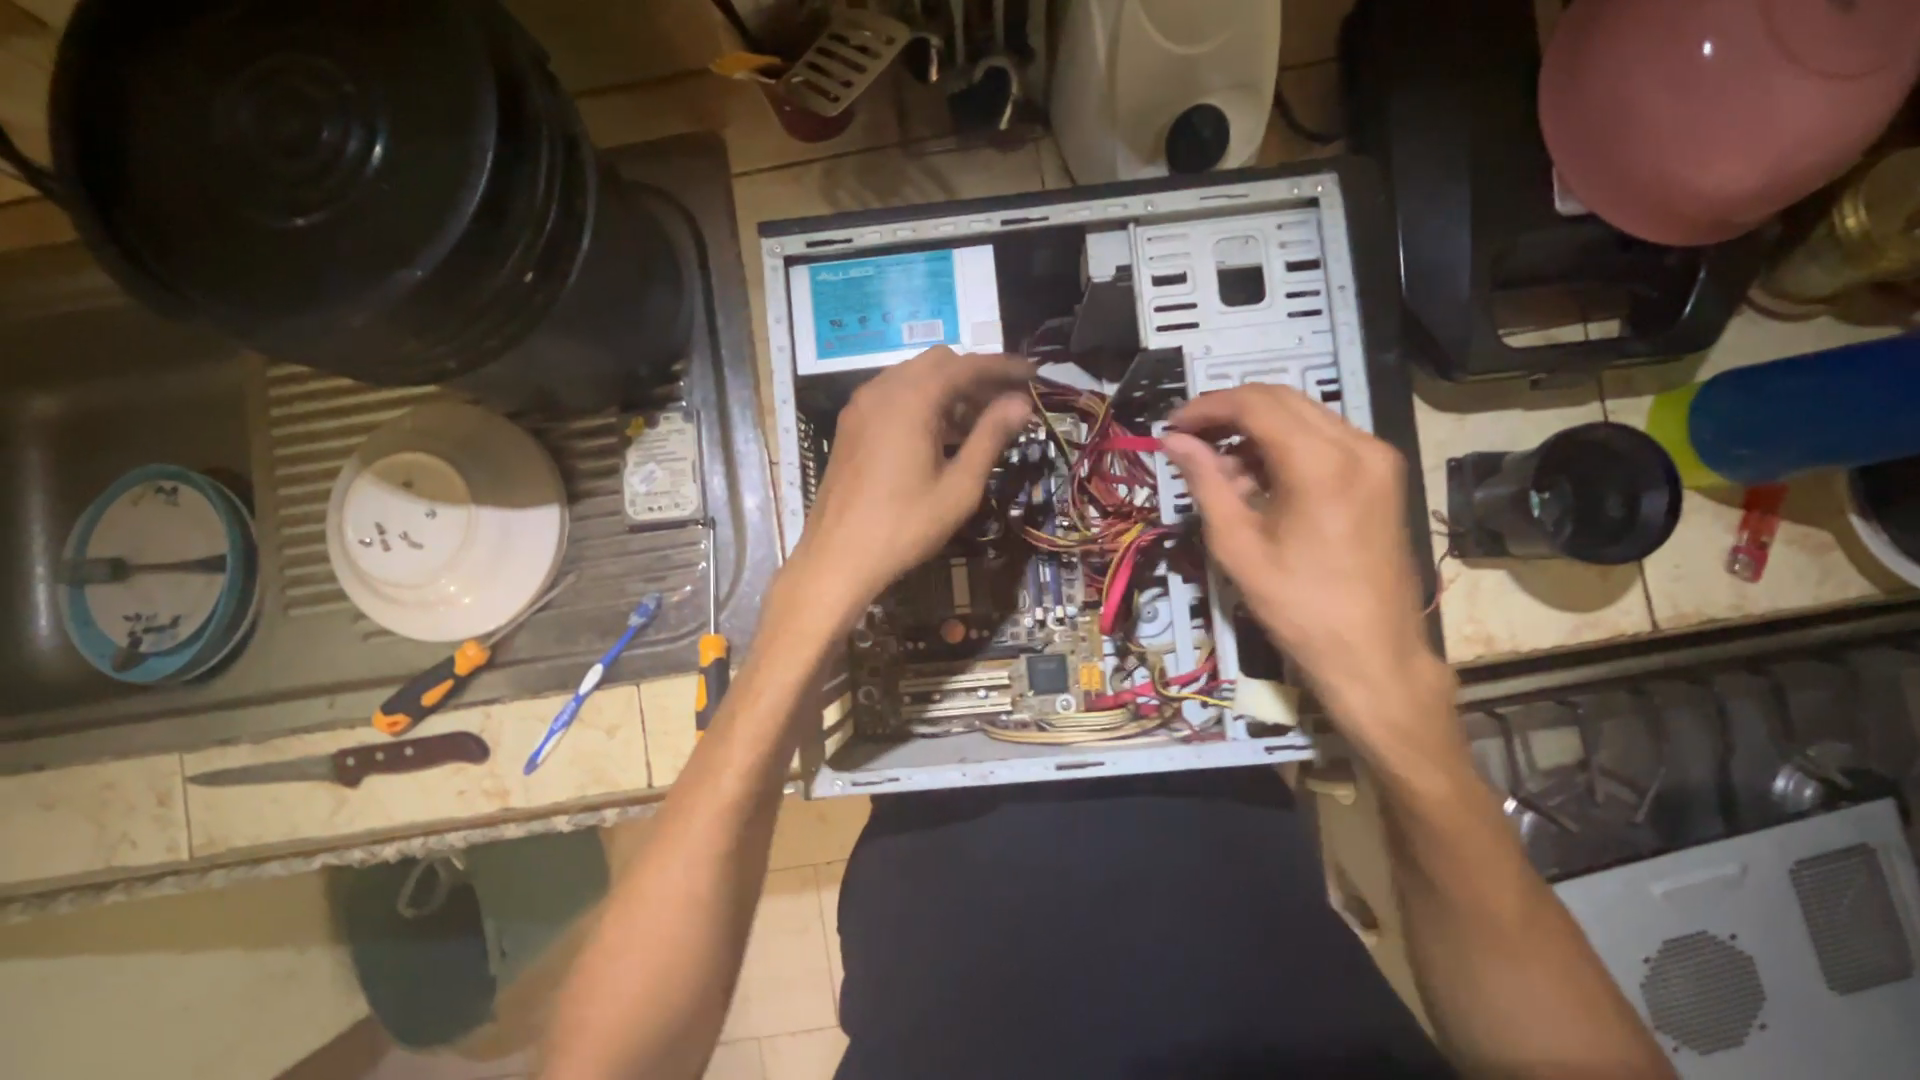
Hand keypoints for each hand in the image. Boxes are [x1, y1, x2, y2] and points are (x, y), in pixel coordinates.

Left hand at [788, 347, 1032, 619]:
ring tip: (980, 423)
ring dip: (949, 389)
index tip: (1033, 374)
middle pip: (939, 363)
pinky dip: (923, 402)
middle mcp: (883, 390)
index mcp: (911, 399)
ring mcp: (862, 406)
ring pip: (915, 377)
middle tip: (1006, 404)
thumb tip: (1020, 404)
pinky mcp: (852, 425)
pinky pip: (894, 396)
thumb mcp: (959, 486)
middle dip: (976, 376)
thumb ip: (990, 437)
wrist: (837, 557)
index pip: (967, 365)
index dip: (1003, 366)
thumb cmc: (904, 526)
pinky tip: (942, 435)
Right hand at [1161, 385, 1455, 756]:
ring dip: (1258, 430)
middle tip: (1190, 441)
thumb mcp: (1238, 546)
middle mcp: (1358, 445)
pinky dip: (1287, 446)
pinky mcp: (1383, 475)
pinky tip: (1259, 480)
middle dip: (1230, 413)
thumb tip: (1175, 443)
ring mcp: (1377, 458)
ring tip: (1221, 471)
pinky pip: (1326, 439)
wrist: (1374, 653)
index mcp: (1321, 462)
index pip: (1255, 404)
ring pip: (1305, 416)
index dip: (1207, 408)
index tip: (1172, 427)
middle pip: (1282, 399)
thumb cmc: (1299, 607)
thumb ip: (1206, 483)